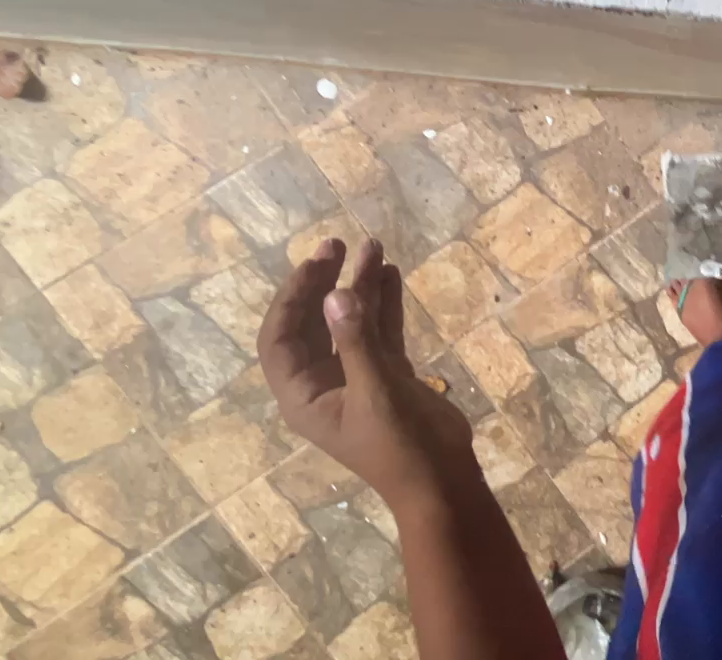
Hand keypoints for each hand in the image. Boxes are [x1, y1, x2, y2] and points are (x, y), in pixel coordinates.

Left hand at [259, 237, 475, 512]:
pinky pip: (380, 330)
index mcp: (304, 395)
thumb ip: (357, 343)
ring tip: (373, 247)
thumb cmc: (399, 444)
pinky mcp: (388, 374)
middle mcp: (323, 381)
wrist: (440, 477)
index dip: (294, 296)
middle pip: (312, 323)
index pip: (281, 337)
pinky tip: (390, 274)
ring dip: (359, 286)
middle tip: (339, 243)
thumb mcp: (377, 392)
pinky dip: (384, 303)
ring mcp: (357, 376)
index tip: (318, 261)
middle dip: (324, 283)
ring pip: (350, 321)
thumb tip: (336, 295)